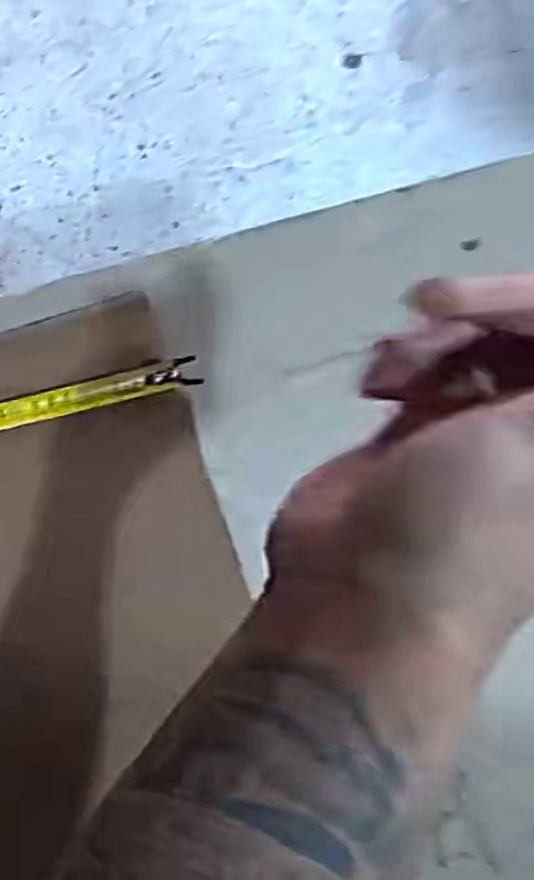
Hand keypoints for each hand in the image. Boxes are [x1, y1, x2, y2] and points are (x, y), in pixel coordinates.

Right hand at [267, 273, 533, 648]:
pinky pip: (428, 373)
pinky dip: (401, 364)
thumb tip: (532, 314)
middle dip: (489, 310)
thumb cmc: (471, 521)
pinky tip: (376, 382)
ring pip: (484, 344)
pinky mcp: (421, 432)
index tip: (463, 299)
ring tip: (389, 363)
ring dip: (436, 337)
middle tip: (425, 310)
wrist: (363, 580)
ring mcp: (493, 425)